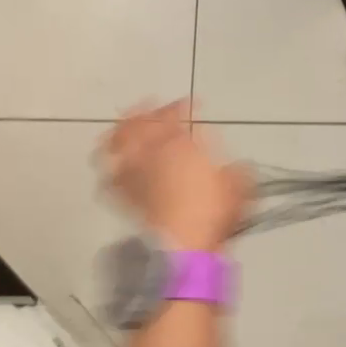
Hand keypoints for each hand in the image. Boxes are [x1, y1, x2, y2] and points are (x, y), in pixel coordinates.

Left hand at [102, 102, 249, 252]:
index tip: (195, 102)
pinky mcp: (121, 193)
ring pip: (115, 143)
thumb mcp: (236, 185)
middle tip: (150, 107)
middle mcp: (148, 153)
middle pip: (139, 123)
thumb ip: (232, 169)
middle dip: (145, 112)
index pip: (176, 116)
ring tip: (123, 129)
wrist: (182, 244)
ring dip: (119, 132)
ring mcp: (130, 172)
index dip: (185, 107)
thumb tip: (234, 165)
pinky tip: (113, 164)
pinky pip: (109, 175)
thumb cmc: (212, 212)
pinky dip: (111, 165)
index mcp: (177, 145)